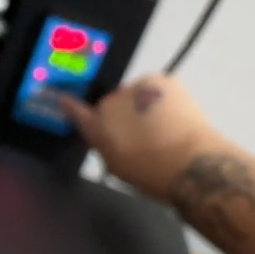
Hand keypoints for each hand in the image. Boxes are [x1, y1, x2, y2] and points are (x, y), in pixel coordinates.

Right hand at [63, 75, 227, 201]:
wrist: (189, 162)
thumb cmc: (151, 173)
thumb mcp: (118, 166)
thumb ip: (106, 147)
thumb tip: (110, 138)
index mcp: (97, 127)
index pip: (76, 111)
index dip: (70, 106)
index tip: (64, 99)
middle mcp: (110, 103)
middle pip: (112, 103)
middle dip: (122, 113)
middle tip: (140, 131)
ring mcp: (135, 88)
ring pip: (136, 94)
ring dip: (142, 103)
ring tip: (161, 124)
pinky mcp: (160, 80)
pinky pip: (156, 87)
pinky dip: (161, 97)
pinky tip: (174, 114)